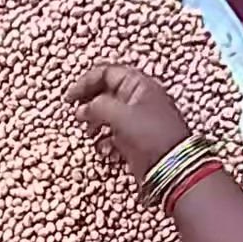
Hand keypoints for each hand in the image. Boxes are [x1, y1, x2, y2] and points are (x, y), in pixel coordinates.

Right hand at [65, 65, 190, 177]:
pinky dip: (105, 141)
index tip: (70, 98)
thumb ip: (96, 107)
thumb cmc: (152, 137)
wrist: (172, 168)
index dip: (85, 83)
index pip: (106, 73)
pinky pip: (114, 135)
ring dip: (95, 124)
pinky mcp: (136, 140)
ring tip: (89, 133)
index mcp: (138, 85)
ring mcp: (137, 120)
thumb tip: (81, 109)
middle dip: (89, 105)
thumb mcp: (120, 115)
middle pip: (106, 94)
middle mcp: (138, 100)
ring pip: (108, 115)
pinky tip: (104, 149)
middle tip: (77, 116)